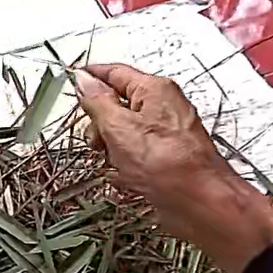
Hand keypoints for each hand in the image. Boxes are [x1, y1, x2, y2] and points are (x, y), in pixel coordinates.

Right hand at [74, 64, 272, 272]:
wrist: (197, 200)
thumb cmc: (167, 163)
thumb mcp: (117, 126)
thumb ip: (97, 101)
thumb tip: (84, 81)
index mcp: (154, 90)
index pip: (115, 73)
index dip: (91, 76)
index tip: (74, 80)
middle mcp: (164, 107)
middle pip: (118, 105)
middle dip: (99, 122)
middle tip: (95, 138)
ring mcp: (167, 133)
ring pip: (124, 132)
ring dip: (110, 146)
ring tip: (113, 160)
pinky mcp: (167, 157)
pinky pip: (136, 152)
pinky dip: (125, 162)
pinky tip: (125, 175)